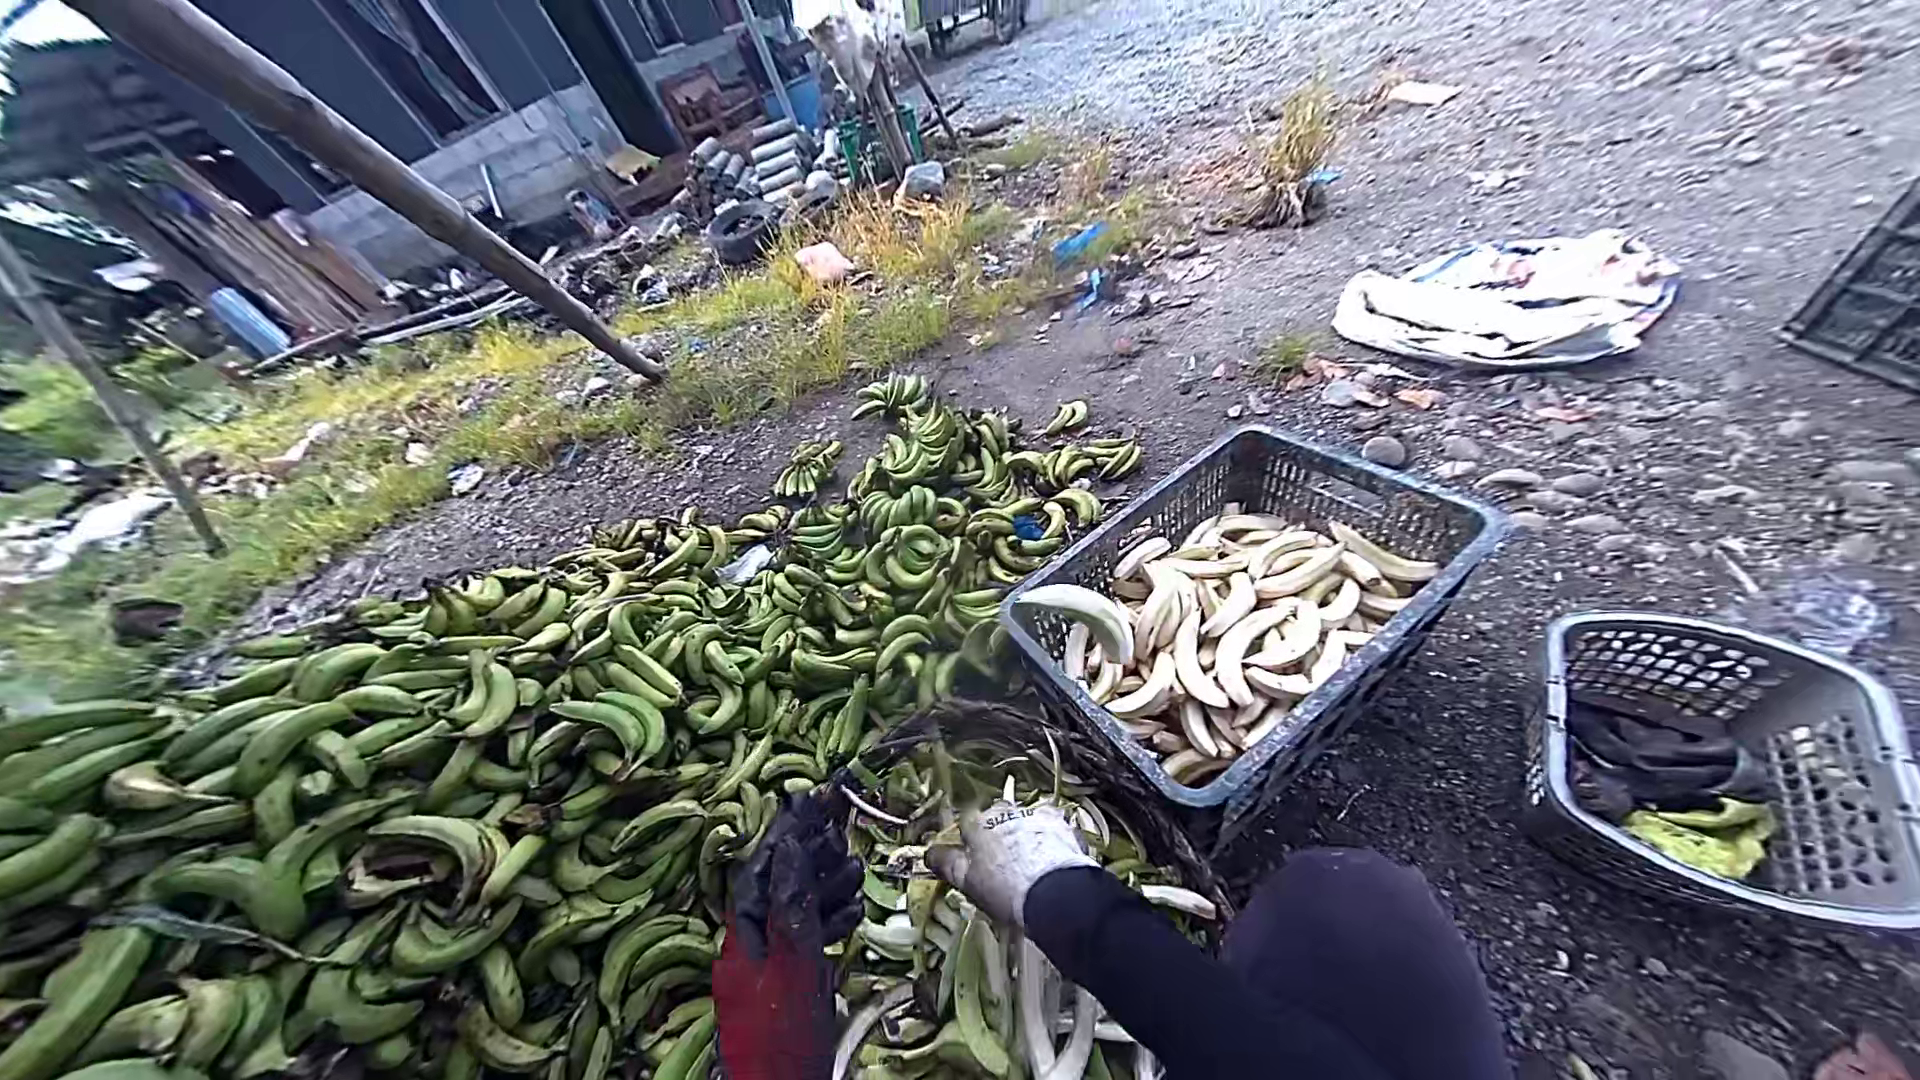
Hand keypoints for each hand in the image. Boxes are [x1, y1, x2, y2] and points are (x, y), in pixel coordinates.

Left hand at [715, 795, 861, 1079]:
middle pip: (781, 884)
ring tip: (854, 867)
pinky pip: (809, 937)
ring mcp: (772, 964)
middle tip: (837, 827)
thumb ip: (790, 904)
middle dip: (810, 854)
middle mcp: (752, 944)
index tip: (805, 800)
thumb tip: (786, 846)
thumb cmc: (785, 1033)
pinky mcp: (792, 981)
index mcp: (742, 937)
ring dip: (827, 885)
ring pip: (799, 909)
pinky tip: (852, 911)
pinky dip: (830, 919)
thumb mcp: (792, 962)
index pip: (761, 869)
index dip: (783, 833)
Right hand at [927, 798, 1096, 927]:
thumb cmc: (1004, 890)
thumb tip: (929, 853)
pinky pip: (1047, 821)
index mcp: (977, 825)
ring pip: (1020, 817)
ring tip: (1028, 860)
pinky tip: (1050, 850)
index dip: (969, 839)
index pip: (965, 822)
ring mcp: (1030, 813)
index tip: (973, 856)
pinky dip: (1046, 832)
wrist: (1054, 892)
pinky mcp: (1056, 820)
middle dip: (995, 831)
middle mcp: (1002, 811)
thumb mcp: (967, 882)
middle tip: (1002, 860)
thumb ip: (947, 863)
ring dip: (1021, 832)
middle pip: (994, 816)